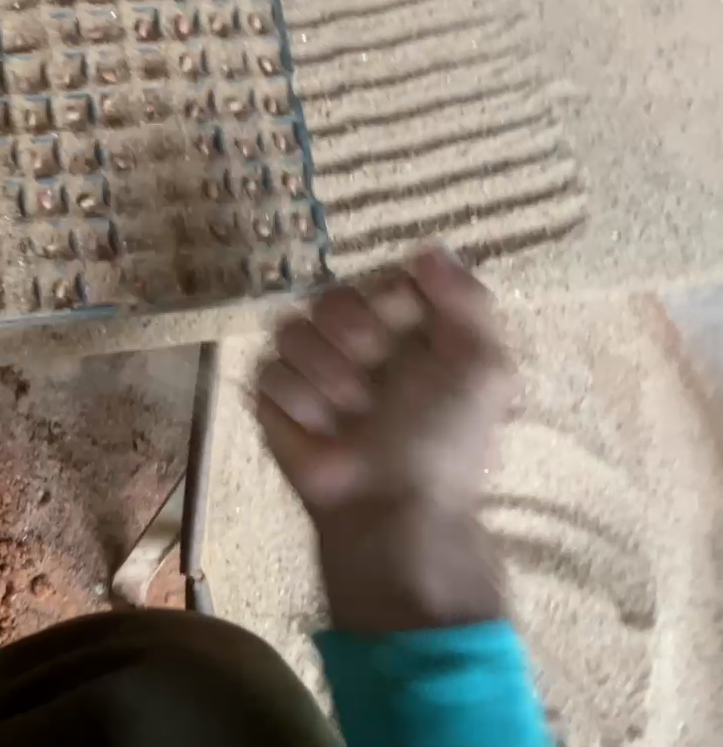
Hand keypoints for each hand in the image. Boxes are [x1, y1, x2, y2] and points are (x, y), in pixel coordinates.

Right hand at [253, 246, 515, 630]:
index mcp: (400, 326)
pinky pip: (266, 372)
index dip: (385, 306)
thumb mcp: (481, 369)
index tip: (408, 337)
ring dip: (326, 380)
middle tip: (376, 381)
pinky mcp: (266, 391)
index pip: (372, 280)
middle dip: (353, 342)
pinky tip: (319, 429)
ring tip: (349, 417)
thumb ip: (465, 302)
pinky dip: (298, 404)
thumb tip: (426, 245)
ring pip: (290, 333)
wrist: (388, 501)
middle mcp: (347, 337)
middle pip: (325, 300)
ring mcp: (302, 363)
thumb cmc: (441, 438)